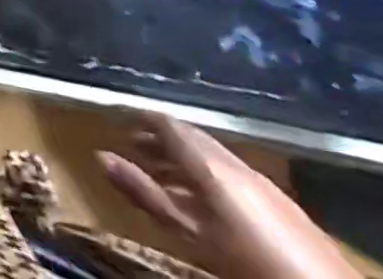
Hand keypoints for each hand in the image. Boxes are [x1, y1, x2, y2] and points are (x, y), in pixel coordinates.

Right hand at [99, 114, 359, 278]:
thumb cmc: (245, 262)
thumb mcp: (188, 232)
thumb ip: (146, 194)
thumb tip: (100, 156)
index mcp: (211, 164)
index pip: (170, 125)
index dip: (144, 120)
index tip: (121, 122)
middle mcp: (235, 163)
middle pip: (193, 139)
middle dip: (162, 142)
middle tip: (134, 150)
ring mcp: (263, 184)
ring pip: (213, 159)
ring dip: (184, 161)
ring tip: (161, 177)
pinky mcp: (282, 205)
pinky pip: (233, 177)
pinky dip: (208, 178)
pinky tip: (204, 203)